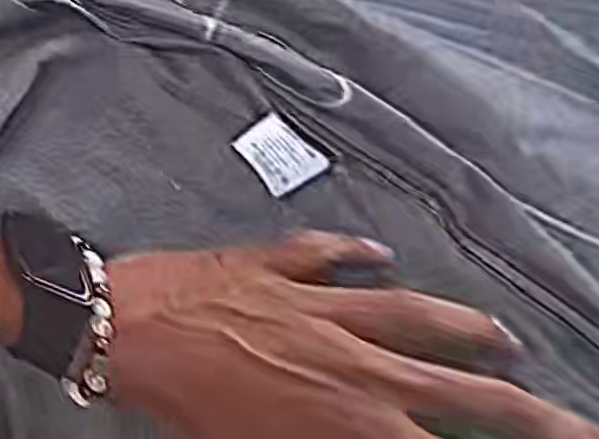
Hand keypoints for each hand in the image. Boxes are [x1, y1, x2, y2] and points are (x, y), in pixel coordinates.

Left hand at [107, 232, 596, 438]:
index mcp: (357, 423)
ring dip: (461, 324)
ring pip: (408, 313)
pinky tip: (372, 249)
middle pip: (469, 390)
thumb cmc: (180, 397)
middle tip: (577, 425)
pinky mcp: (259, 263)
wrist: (116, 331)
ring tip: (496, 332)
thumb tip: (356, 432)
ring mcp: (305, 305)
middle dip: (537, 414)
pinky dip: (348, 248)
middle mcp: (349, 363)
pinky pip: (315, 251)